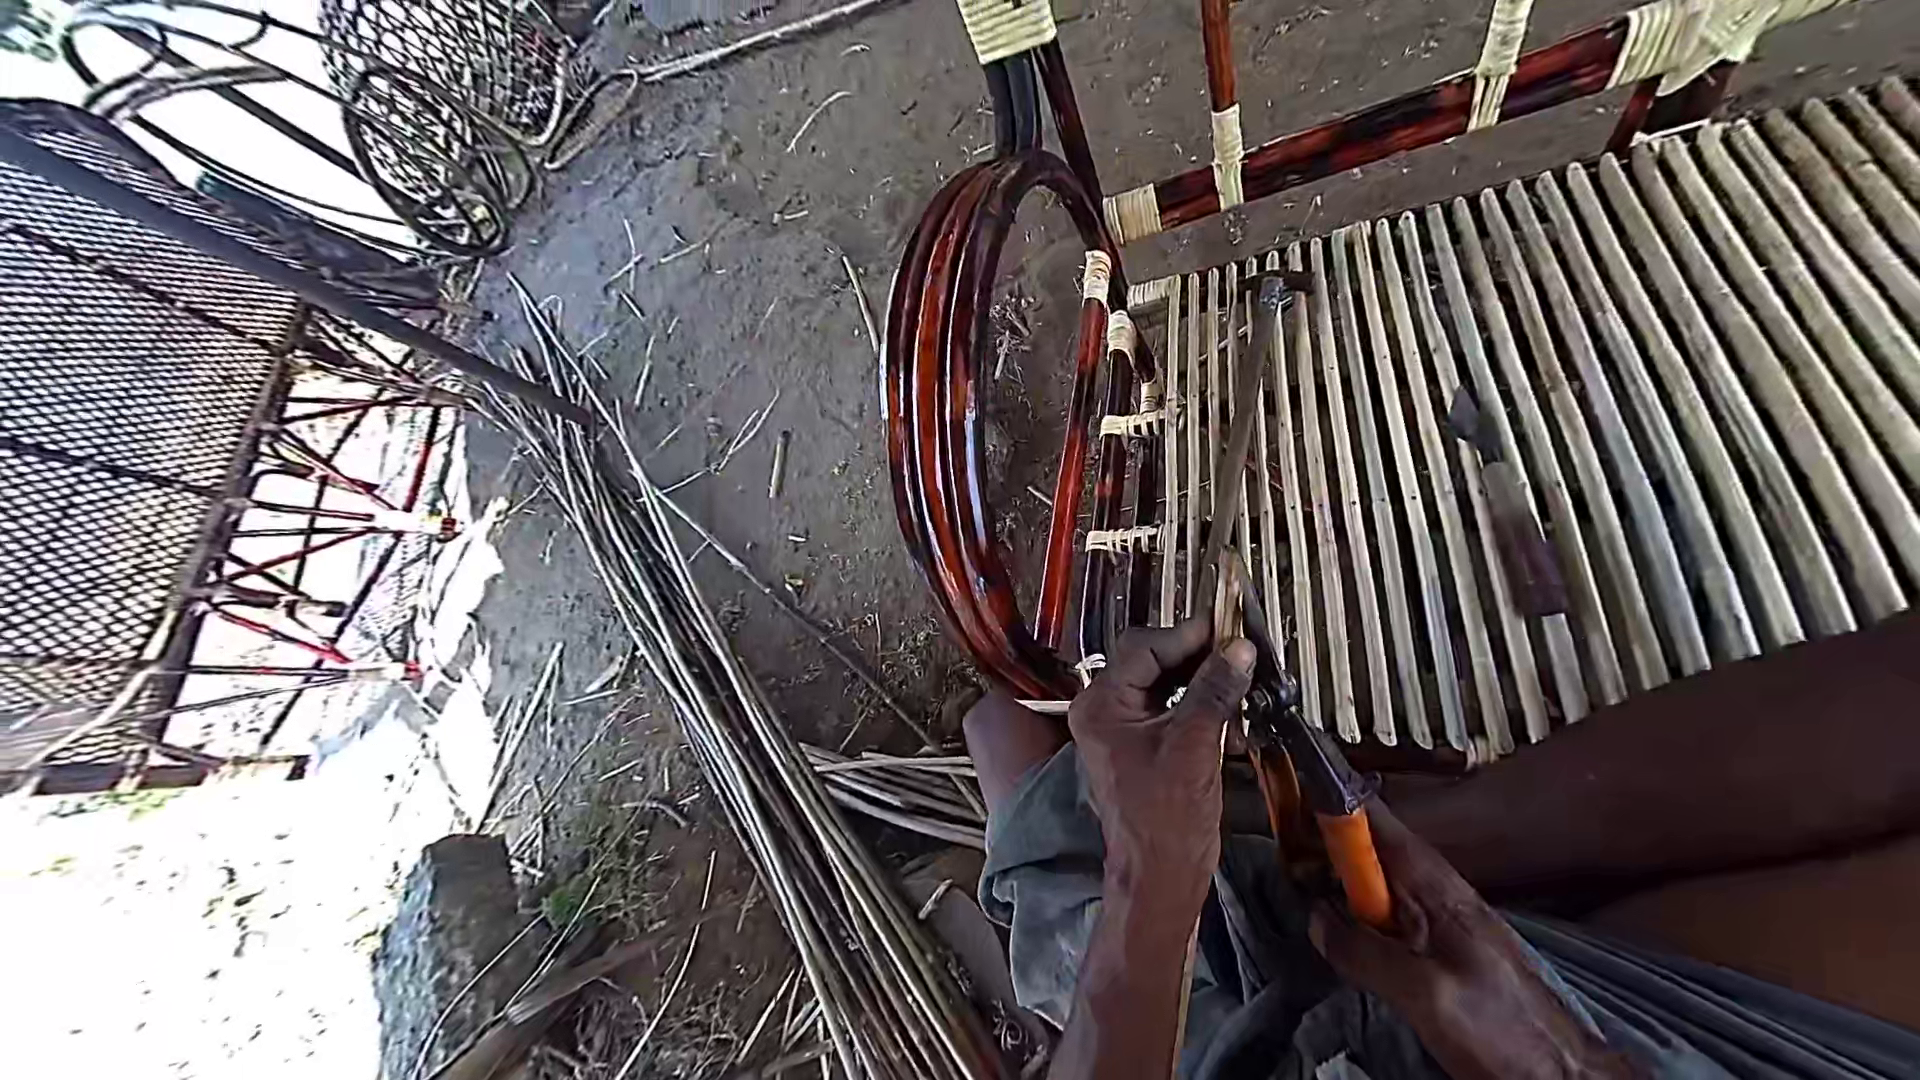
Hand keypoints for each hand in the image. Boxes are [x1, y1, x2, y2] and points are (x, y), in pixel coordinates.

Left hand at [1069, 619, 1255, 911]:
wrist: (1160, 878)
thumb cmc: (1169, 819)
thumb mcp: (1195, 748)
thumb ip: (1214, 692)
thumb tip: (1238, 648)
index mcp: (1101, 704)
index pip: (1142, 649)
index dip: (1185, 635)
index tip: (1226, 627)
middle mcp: (1102, 707)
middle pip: (1149, 661)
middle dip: (1195, 656)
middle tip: (1238, 649)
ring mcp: (1119, 725)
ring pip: (1161, 682)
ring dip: (1200, 680)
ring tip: (1238, 679)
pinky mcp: (1138, 741)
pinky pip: (1167, 706)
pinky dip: (1197, 704)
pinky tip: (1229, 712)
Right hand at [1309, 804, 1643, 1079]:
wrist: (1569, 1079)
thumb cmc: (1506, 1031)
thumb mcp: (1427, 994)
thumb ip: (1363, 952)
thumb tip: (1314, 917)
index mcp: (1425, 875)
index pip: (1364, 810)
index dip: (1321, 793)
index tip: (1279, 792)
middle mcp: (1423, 881)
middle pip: (1355, 836)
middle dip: (1313, 834)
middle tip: (1275, 849)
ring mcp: (1426, 908)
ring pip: (1360, 870)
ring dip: (1324, 869)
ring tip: (1292, 880)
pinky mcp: (1427, 935)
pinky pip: (1372, 903)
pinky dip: (1342, 900)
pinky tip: (1327, 919)